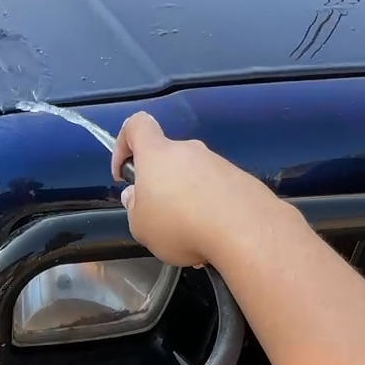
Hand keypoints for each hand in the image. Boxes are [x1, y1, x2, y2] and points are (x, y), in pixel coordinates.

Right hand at [111, 111, 275, 267]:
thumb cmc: (180, 224)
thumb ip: (133, 208)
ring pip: (190, 178)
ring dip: (183, 203)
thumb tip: (135, 196)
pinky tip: (207, 238)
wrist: (242, 228)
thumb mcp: (141, 226)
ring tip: (185, 237)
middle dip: (157, 187)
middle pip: (165, 160)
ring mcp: (215, 163)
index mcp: (157, 155)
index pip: (136, 125)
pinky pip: (212, 192)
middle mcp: (188, 150)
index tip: (122, 173)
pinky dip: (205, 211)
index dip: (122, 144)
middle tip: (156, 219)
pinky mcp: (237, 179)